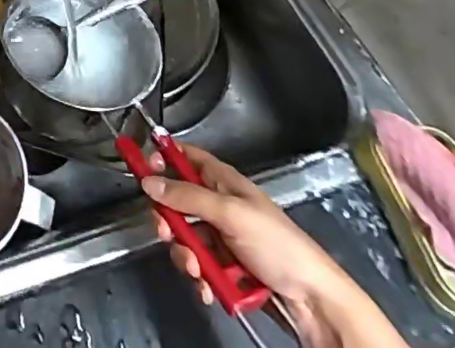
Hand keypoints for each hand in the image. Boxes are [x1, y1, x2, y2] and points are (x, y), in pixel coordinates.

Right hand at [142, 144, 346, 306]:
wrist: (310, 298)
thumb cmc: (276, 244)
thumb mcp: (229, 214)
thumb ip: (187, 196)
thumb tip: (149, 181)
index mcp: (223, 181)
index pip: (186, 157)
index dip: (164, 158)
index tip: (144, 169)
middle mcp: (219, 203)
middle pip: (177, 201)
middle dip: (170, 221)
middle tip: (170, 235)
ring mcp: (221, 236)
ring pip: (185, 238)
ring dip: (187, 257)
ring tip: (200, 273)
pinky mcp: (225, 266)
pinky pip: (198, 266)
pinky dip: (200, 278)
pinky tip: (209, 288)